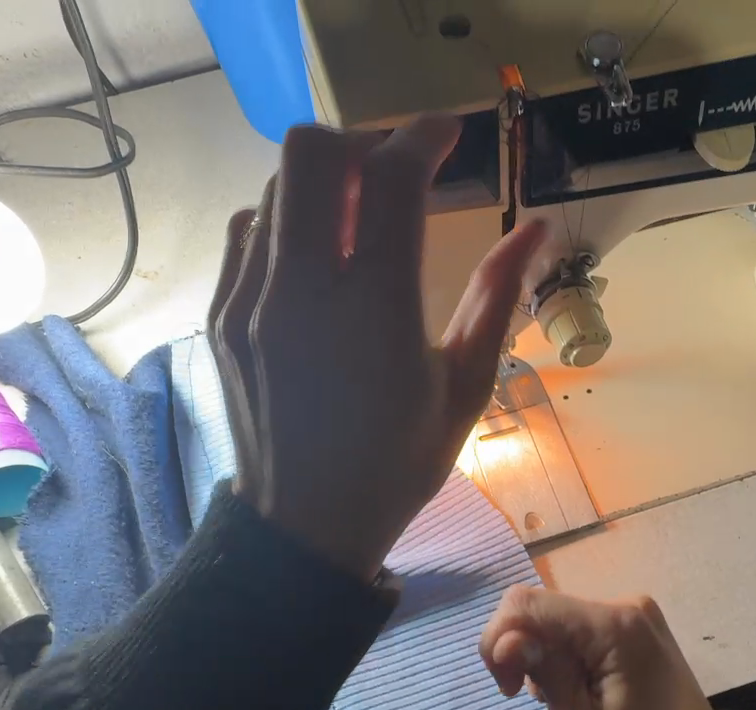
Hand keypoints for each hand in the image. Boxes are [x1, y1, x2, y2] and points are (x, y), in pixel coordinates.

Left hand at [207, 115, 547, 579]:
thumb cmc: (398, 468)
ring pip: (276, 187)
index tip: (449, 137)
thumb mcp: (464, 392)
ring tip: (359, 225)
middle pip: (313, 152)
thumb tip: (535, 229)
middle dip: (363, 143)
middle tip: (396, 178)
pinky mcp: (220, 317)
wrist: (306, 527)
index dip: (425, 139)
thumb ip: (497, 301)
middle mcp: (302, 293)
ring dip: (325, 185)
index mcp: (375, 314)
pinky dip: (286, 223)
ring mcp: (250, 303)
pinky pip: (247, 233)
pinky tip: (314, 262)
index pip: (392, 181)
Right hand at [479, 586, 755, 709]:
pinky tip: (579, 690)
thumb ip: (542, 672)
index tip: (509, 690)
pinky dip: (567, 656)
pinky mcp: (637, 627)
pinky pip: (581, 629)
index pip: (526, 603)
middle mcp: (626, 604)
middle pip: (542, 608)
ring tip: (562, 702)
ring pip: (558, 620)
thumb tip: (505, 638)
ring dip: (545, 657)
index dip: (499, 640)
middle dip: (522, 651)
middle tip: (528, 700)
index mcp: (613, 625)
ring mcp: (635, 613)